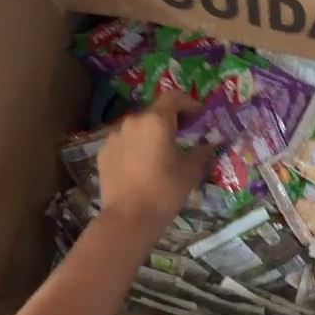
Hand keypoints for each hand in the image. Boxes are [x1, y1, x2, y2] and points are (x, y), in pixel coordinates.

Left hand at [96, 92, 213, 228]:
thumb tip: (211, 145)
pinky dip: (135, 147)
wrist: (129, 217)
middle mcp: (133, 121)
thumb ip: (202, 151)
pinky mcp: (104, 153)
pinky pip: (124, 142)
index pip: (173, 97)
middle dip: (170, 121)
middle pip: (155, 112)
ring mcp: (114, 137)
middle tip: (182, 137)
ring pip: (138, 128)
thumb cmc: (166, 189)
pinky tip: (141, 167)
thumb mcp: (191, 170)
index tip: (198, 116)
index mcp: (157, 120)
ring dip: (151, 134)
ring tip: (160, 154)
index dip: (188, 102)